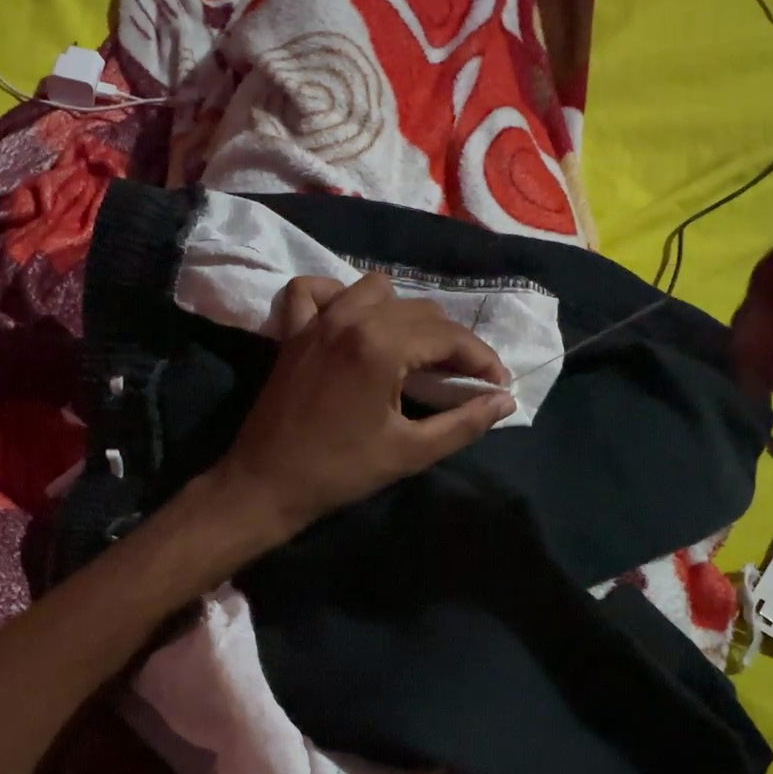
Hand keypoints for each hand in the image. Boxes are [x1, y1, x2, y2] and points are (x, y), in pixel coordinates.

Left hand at [212, 273, 516, 531]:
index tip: (498, 385)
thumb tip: (505, 402)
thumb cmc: (341, 472)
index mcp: (382, 346)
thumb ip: (464, 423)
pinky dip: (335, 295)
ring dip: (401, 312)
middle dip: (450, 341)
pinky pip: (312, 290)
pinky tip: (351, 320)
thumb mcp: (410, 452)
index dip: (482, 360)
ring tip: (410, 349)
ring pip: (374, 289)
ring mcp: (316, 321)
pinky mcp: (291, 332)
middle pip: (420, 310)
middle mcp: (351, 319)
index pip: (450, 336)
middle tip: (461, 378)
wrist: (267, 484)